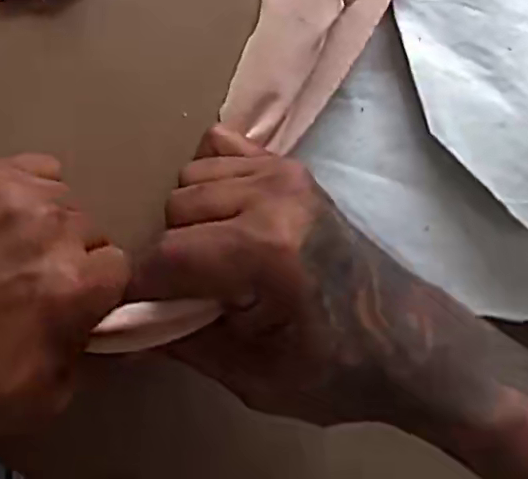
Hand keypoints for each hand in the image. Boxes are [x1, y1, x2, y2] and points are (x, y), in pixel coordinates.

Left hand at [0, 154, 128, 435]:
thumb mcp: (49, 395)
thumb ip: (93, 349)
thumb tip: (114, 318)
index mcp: (74, 284)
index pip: (120, 265)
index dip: (100, 286)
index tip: (78, 298)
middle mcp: (54, 229)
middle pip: (92, 229)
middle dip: (75, 254)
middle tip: (39, 277)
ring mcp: (19, 194)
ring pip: (65, 200)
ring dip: (51, 223)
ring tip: (16, 247)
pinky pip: (39, 169)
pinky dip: (33, 188)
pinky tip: (9, 215)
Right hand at [127, 125, 426, 426]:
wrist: (408, 338)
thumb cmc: (336, 368)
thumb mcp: (255, 379)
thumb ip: (182, 343)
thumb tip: (119, 327)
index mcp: (266, 251)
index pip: (168, 256)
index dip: (146, 287)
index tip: (143, 309)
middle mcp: (270, 196)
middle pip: (174, 209)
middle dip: (174, 254)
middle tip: (201, 290)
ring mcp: (280, 171)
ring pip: (190, 178)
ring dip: (191, 218)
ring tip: (221, 255)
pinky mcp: (286, 162)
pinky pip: (218, 147)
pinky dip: (210, 179)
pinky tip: (229, 214)